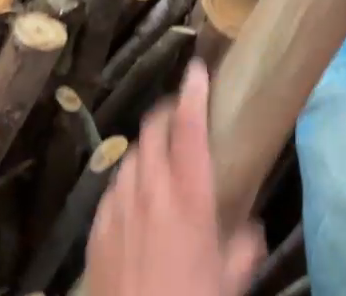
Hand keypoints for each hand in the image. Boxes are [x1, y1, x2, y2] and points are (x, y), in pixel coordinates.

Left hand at [88, 61, 264, 295]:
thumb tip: (249, 229)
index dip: (193, 92)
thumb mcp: (230, 278)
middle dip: (167, 114)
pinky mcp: (96, 230)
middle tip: (182, 115)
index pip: (189, 126)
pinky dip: (128, 183)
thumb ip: (243, 245)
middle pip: (152, 129)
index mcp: (189, 194)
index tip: (198, 71)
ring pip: (130, 156)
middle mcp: (150, 190)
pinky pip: (113, 190)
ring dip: (148, 150)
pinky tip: (137, 202)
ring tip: (161, 160)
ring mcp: (118, 207)